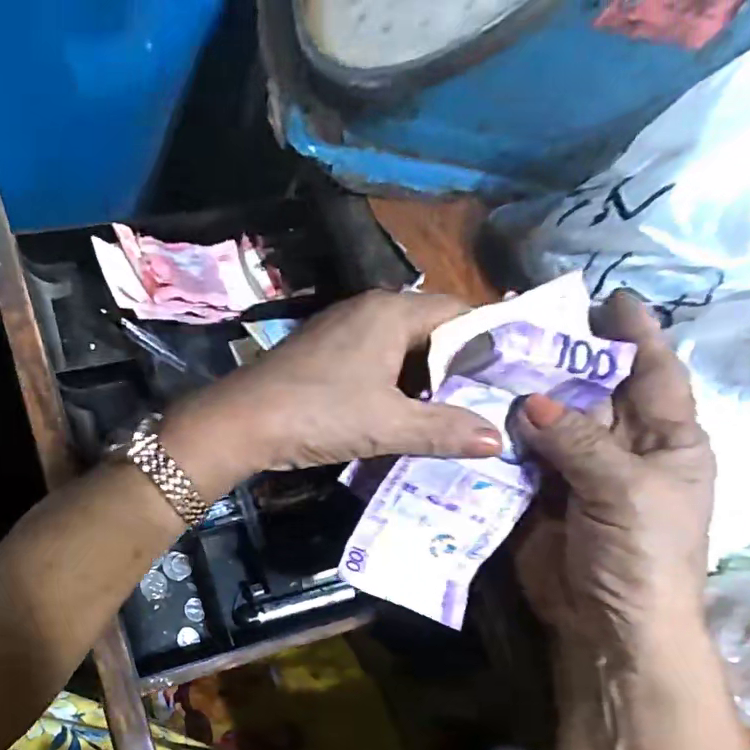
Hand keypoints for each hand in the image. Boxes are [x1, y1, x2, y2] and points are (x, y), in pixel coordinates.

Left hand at [157, 291, 504, 494]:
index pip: (461, 313)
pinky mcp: (313, 355)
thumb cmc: (317, 414)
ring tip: (446, 414)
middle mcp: (363, 311)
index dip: (491, 343)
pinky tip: (394, 415)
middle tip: (484, 401)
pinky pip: (366, 363)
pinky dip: (386, 384)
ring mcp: (334, 332)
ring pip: (395, 349)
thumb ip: (444, 429)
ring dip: (418, 379)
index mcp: (390, 311)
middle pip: (428, 331)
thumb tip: (497, 438)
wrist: (237, 423)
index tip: (511, 377)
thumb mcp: (387, 425)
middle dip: (455, 366)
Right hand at [513, 291, 715, 644]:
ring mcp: (570, 474)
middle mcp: (617, 449)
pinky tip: (464, 421)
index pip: (652, 375)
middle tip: (516, 331)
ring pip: (541, 426)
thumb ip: (580, 444)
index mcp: (664, 441)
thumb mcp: (625, 491)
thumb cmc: (641, 553)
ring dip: (515, 402)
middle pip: (588, 395)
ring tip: (480, 369)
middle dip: (559, 364)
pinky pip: (509, 461)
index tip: (608, 299)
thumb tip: (531, 401)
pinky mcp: (529, 498)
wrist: (606, 620)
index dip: (634, 337)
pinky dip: (490, 443)